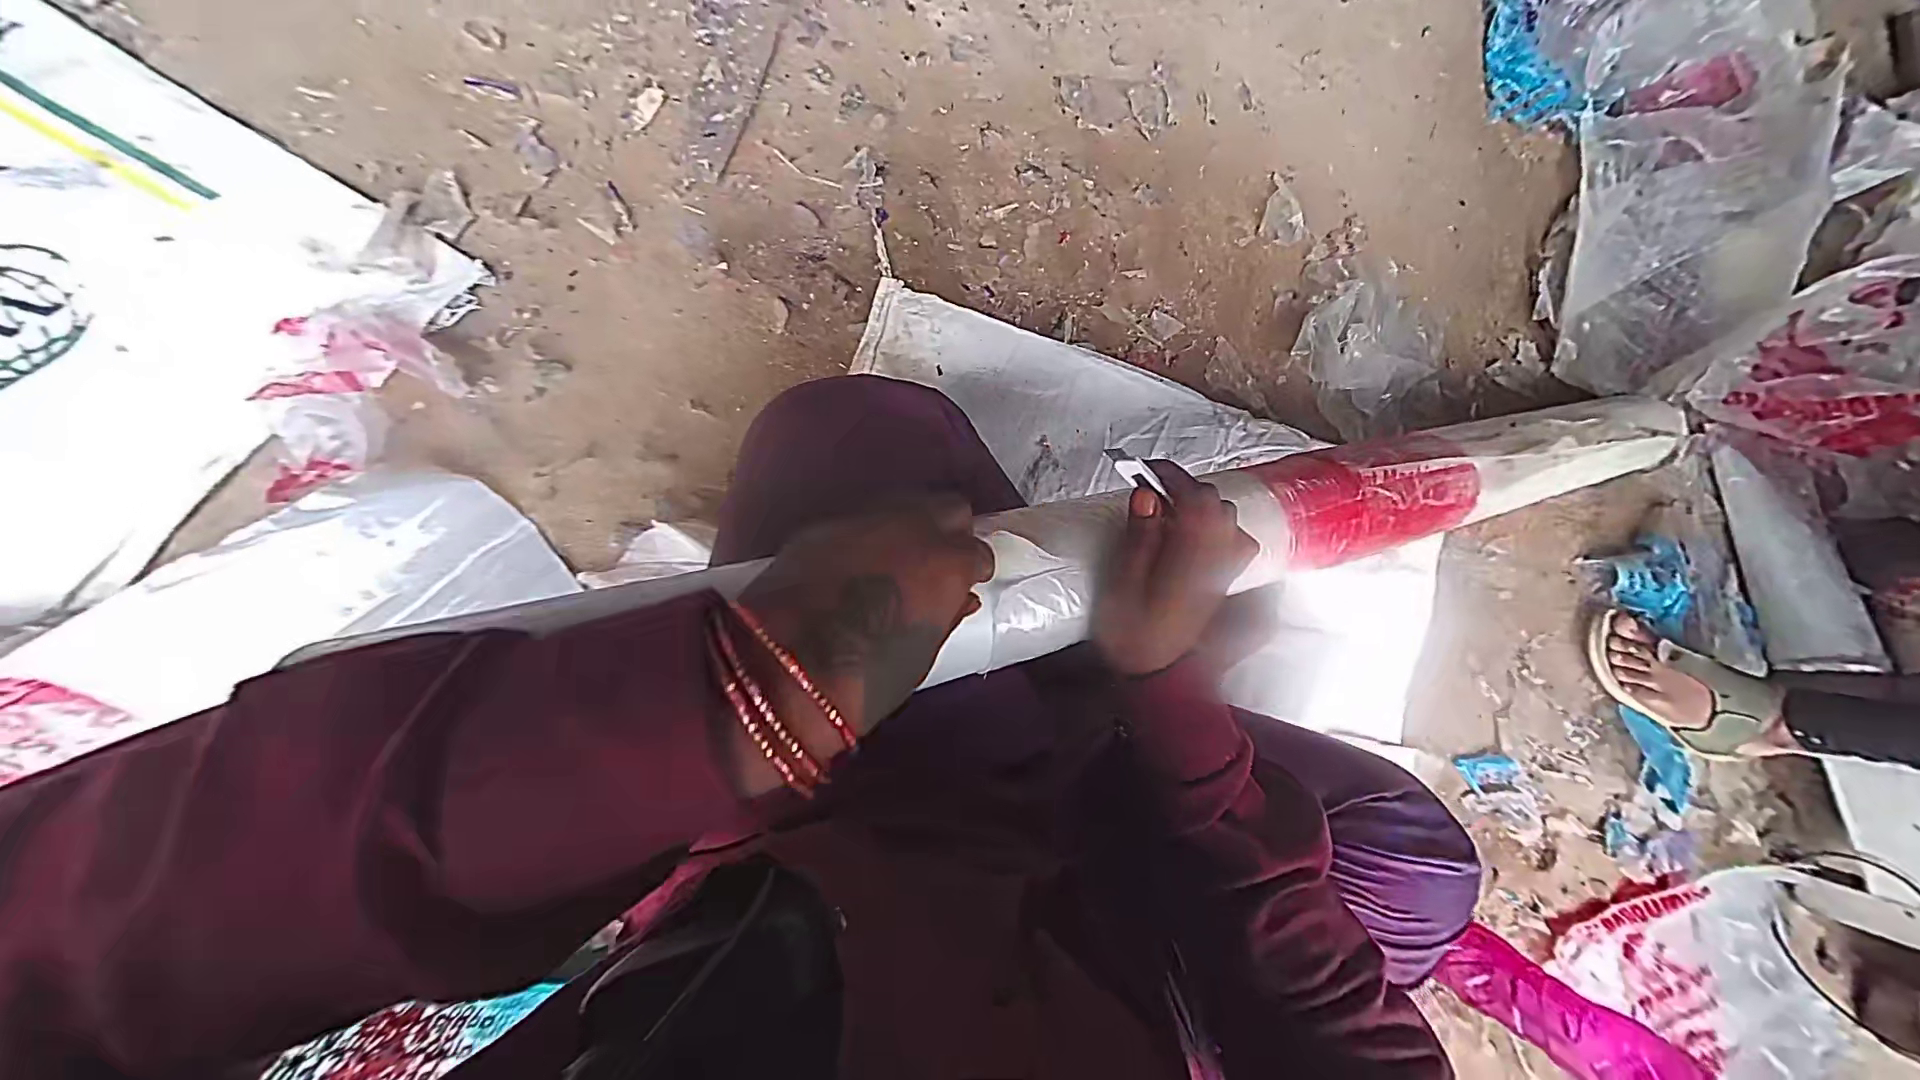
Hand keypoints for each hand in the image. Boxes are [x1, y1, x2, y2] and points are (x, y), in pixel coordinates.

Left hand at [736, 494, 994, 741]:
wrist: (779, 669)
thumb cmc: (865, 679)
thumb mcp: (922, 654)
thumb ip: (946, 615)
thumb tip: (959, 598)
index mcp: (946, 563)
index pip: (977, 550)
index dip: (972, 568)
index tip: (965, 582)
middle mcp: (911, 526)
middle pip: (948, 507)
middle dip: (950, 531)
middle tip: (937, 562)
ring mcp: (864, 518)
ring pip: (904, 503)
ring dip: (909, 526)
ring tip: (897, 559)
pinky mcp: (822, 524)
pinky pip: (860, 519)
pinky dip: (867, 536)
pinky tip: (854, 564)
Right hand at [1093, 461, 1258, 675]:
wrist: (1159, 680)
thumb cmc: (1133, 636)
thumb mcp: (1122, 585)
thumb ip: (1139, 537)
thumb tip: (1147, 495)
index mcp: (1191, 558)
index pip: (1194, 499)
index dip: (1171, 476)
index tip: (1146, 469)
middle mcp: (1218, 561)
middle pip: (1213, 506)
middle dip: (1183, 491)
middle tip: (1150, 493)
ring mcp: (1227, 574)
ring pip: (1226, 522)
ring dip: (1198, 509)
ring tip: (1168, 514)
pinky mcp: (1226, 585)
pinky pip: (1232, 543)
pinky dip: (1213, 529)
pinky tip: (1192, 538)